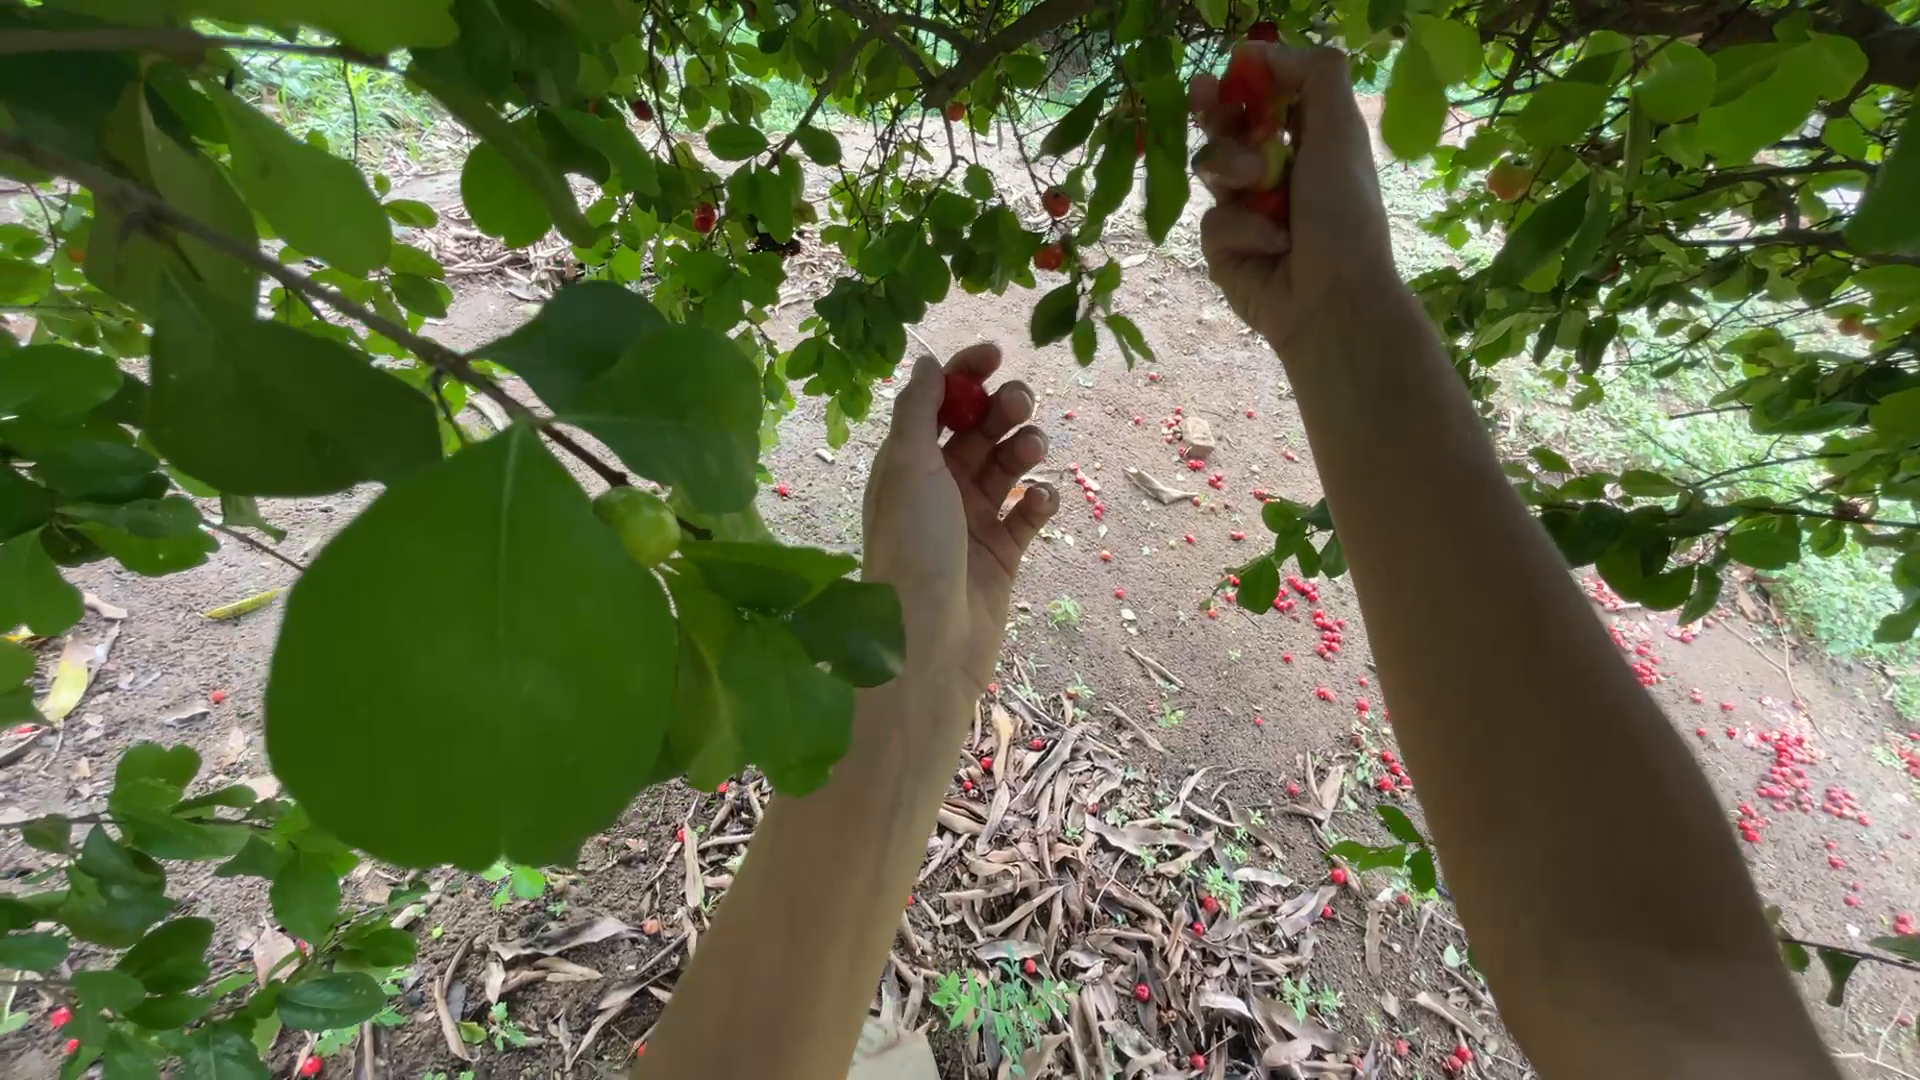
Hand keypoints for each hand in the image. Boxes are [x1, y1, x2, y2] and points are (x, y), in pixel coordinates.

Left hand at [862, 345, 1054, 689]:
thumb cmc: (913, 544)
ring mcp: (973, 521)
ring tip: (1032, 449)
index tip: (996, 352)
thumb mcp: (907, 466)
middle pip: (978, 431)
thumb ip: (918, 410)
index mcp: (908, 464)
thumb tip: (929, 362)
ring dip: (1024, 449)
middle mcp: (939, 488)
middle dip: (1002, 409)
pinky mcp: (1003, 553)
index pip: (939, 405)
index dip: (964, 375)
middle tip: (1020, 402)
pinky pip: (1028, 513)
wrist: (930, 639)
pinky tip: (1039, 501)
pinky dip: (1038, 500)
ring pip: (1007, 468)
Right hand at [1188, 44, 1400, 355]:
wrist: (1328, 299)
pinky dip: (1241, 230)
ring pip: (1212, 172)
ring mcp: (1243, 212)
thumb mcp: (1339, 132)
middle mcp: (1272, 173)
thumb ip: (1315, 76)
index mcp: (1307, 142)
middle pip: (1227, 131)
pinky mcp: (1223, 250)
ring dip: (1234, 168)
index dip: (1245, 83)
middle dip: (1217, 113)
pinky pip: (1213, 222)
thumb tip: (1265, 51)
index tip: (1228, 70)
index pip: (1266, 101)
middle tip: (1203, 97)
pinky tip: (1269, 246)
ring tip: (1258, 182)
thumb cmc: (1343, 214)